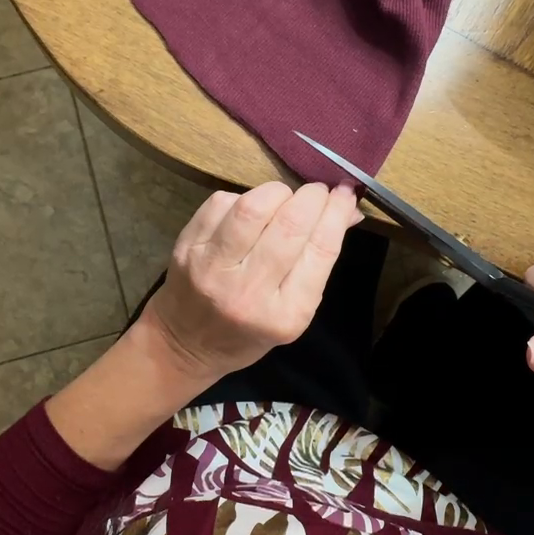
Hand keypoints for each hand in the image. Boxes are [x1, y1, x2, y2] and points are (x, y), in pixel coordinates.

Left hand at [139, 181, 363, 381]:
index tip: (345, 193)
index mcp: (286, 314)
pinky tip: (248, 208)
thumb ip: (318, 260)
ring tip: (284, 197)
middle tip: (317, 191)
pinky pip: (221, 203)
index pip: (321, 250)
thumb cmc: (249, 331)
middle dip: (311, 197)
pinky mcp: (188, 248)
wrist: (185, 344)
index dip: (336, 213)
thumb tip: (348, 209)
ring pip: (253, 208)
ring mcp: (213, 268)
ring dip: (277, 192)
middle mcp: (249, 292)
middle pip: (290, 225)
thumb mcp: (294, 310)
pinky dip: (242, 196)